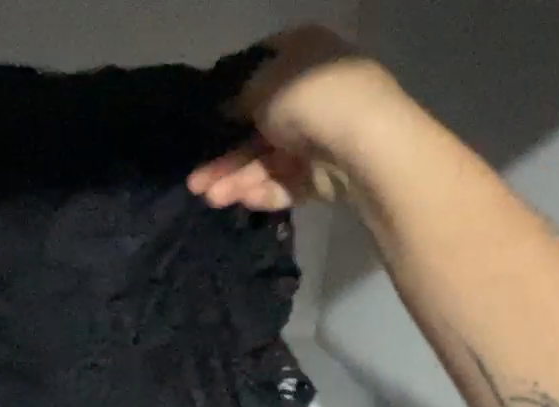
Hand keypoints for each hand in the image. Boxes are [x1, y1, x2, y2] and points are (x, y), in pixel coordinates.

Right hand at [188, 25, 404, 210]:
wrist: (364, 144)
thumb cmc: (309, 98)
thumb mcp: (262, 85)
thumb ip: (238, 96)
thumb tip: (226, 106)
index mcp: (305, 54)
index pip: (263, 65)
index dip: (233, 88)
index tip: (207, 112)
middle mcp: (312, 93)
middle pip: (259, 127)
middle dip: (226, 155)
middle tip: (194, 181)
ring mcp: (319, 137)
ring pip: (269, 161)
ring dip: (236, 179)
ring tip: (208, 198)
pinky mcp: (324, 175)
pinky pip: (287, 183)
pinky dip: (263, 192)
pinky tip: (239, 200)